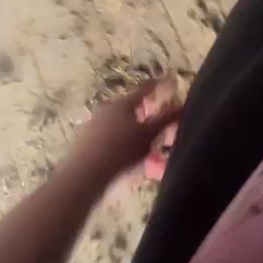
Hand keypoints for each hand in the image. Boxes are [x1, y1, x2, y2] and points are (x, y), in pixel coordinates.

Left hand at [68, 79, 182, 182]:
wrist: (81, 180)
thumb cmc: (120, 152)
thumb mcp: (148, 136)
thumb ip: (166, 119)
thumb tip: (181, 104)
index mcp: (123, 104)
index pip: (146, 90)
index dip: (161, 86)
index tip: (172, 82)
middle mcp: (107, 111)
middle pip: (133, 109)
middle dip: (150, 117)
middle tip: (162, 127)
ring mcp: (93, 128)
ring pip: (123, 128)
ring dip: (137, 136)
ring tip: (150, 154)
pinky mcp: (85, 147)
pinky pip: (112, 143)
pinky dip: (124, 148)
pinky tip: (130, 164)